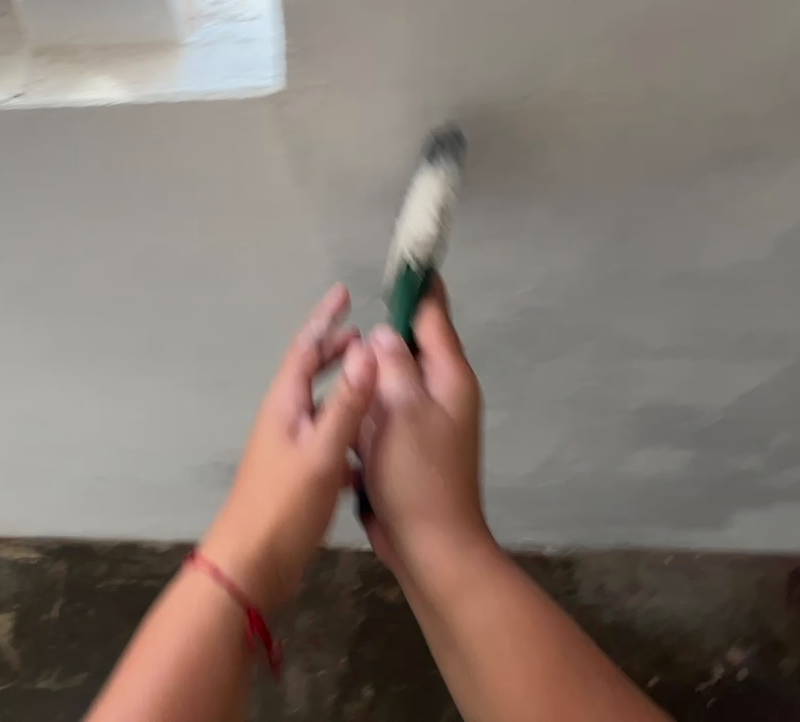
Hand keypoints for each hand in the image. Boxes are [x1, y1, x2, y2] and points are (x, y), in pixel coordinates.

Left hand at [201, 284, 375, 609]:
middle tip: (363, 334)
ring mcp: (288, 446)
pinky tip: (368, 440)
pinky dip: (346, 426)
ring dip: (342, 386)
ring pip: (319, 403)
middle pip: (308, 371)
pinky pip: (325, 435)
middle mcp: (283, 417)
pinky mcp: (297, 473)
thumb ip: (345, 404)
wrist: (251, 564)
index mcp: (284, 404)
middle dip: (333, 348)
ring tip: (370, 379)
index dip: (324, 319)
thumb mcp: (322, 452)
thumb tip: (366, 351)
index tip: (344, 292)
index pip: (304, 348)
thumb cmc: (284, 504)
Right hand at [358, 275, 491, 581]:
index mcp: (450, 376)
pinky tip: (350, 386)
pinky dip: (372, 391)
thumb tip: (385, 332)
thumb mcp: (402, 409)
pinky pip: (388, 402)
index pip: (434, 315)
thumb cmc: (418, 474)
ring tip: (350, 336)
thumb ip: (393, 363)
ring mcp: (425, 416)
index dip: (417, 285)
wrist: (430, 544)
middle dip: (391, 321)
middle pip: (415, 342)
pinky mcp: (408, 439)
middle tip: (361, 296)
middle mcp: (442, 390)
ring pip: (397, 373)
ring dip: (378, 359)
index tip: (405, 256)